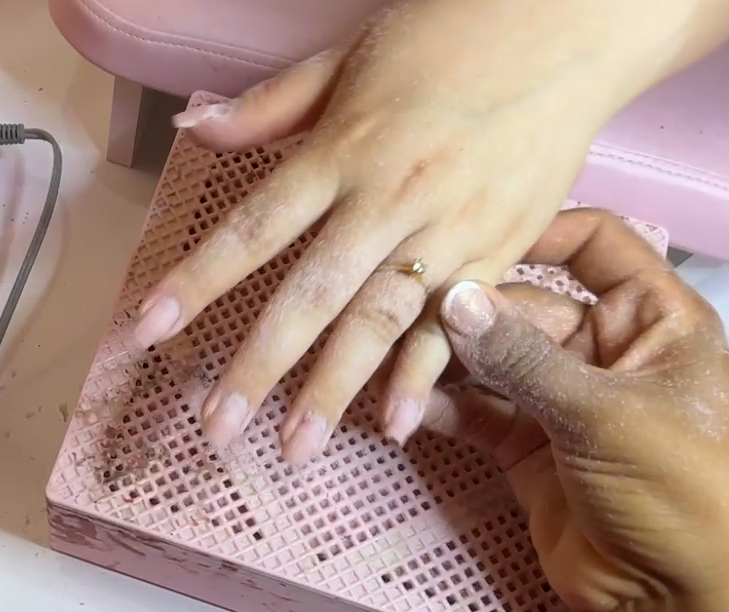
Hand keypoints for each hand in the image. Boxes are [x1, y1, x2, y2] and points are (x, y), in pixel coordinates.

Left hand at [136, 0, 681, 463]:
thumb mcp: (350, 55)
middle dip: (259, 367)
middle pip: (309, 296)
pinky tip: (392, 428)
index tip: (149, 330)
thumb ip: (270, 105)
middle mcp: (387, 199)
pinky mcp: (496, 252)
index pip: (254, 228)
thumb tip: (191, 124)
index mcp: (341, 150)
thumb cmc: (453, 31)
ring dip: (332, 392)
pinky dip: (424, 377)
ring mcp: (446, 231)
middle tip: (216, 429)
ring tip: (293, 450)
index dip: (198, 280)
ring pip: (377, 322)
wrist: (579, 14)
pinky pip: (455, 325)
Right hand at [425, 210, 728, 611]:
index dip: (536, 233)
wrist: (669, 597)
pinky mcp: (521, 446)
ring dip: (443, 368)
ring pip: (489, 364)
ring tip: (390, 371)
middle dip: (467, 320)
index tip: (465, 232)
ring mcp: (555, 400)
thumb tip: (451, 298)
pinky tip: (405, 408)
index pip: (595, 246)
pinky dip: (442, 409)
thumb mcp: (603, 413)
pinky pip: (474, 412)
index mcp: (651, 319)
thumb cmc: (676, 488)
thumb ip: (522, 358)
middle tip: (402, 326)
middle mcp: (599, 350)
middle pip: (522, 310)